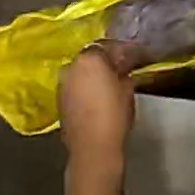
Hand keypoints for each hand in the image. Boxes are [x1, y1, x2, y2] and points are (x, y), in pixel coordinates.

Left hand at [57, 45, 135, 194]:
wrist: (93, 148)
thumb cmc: (114, 115)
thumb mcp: (128, 89)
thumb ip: (125, 72)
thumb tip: (124, 68)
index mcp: (89, 58)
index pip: (108, 46)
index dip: (123, 51)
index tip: (135, 56)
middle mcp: (71, 66)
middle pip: (92, 57)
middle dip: (107, 61)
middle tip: (123, 69)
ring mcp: (62, 83)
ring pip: (81, 72)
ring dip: (94, 74)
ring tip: (111, 83)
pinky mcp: (59, 100)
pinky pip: (75, 86)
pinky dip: (86, 87)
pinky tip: (98, 97)